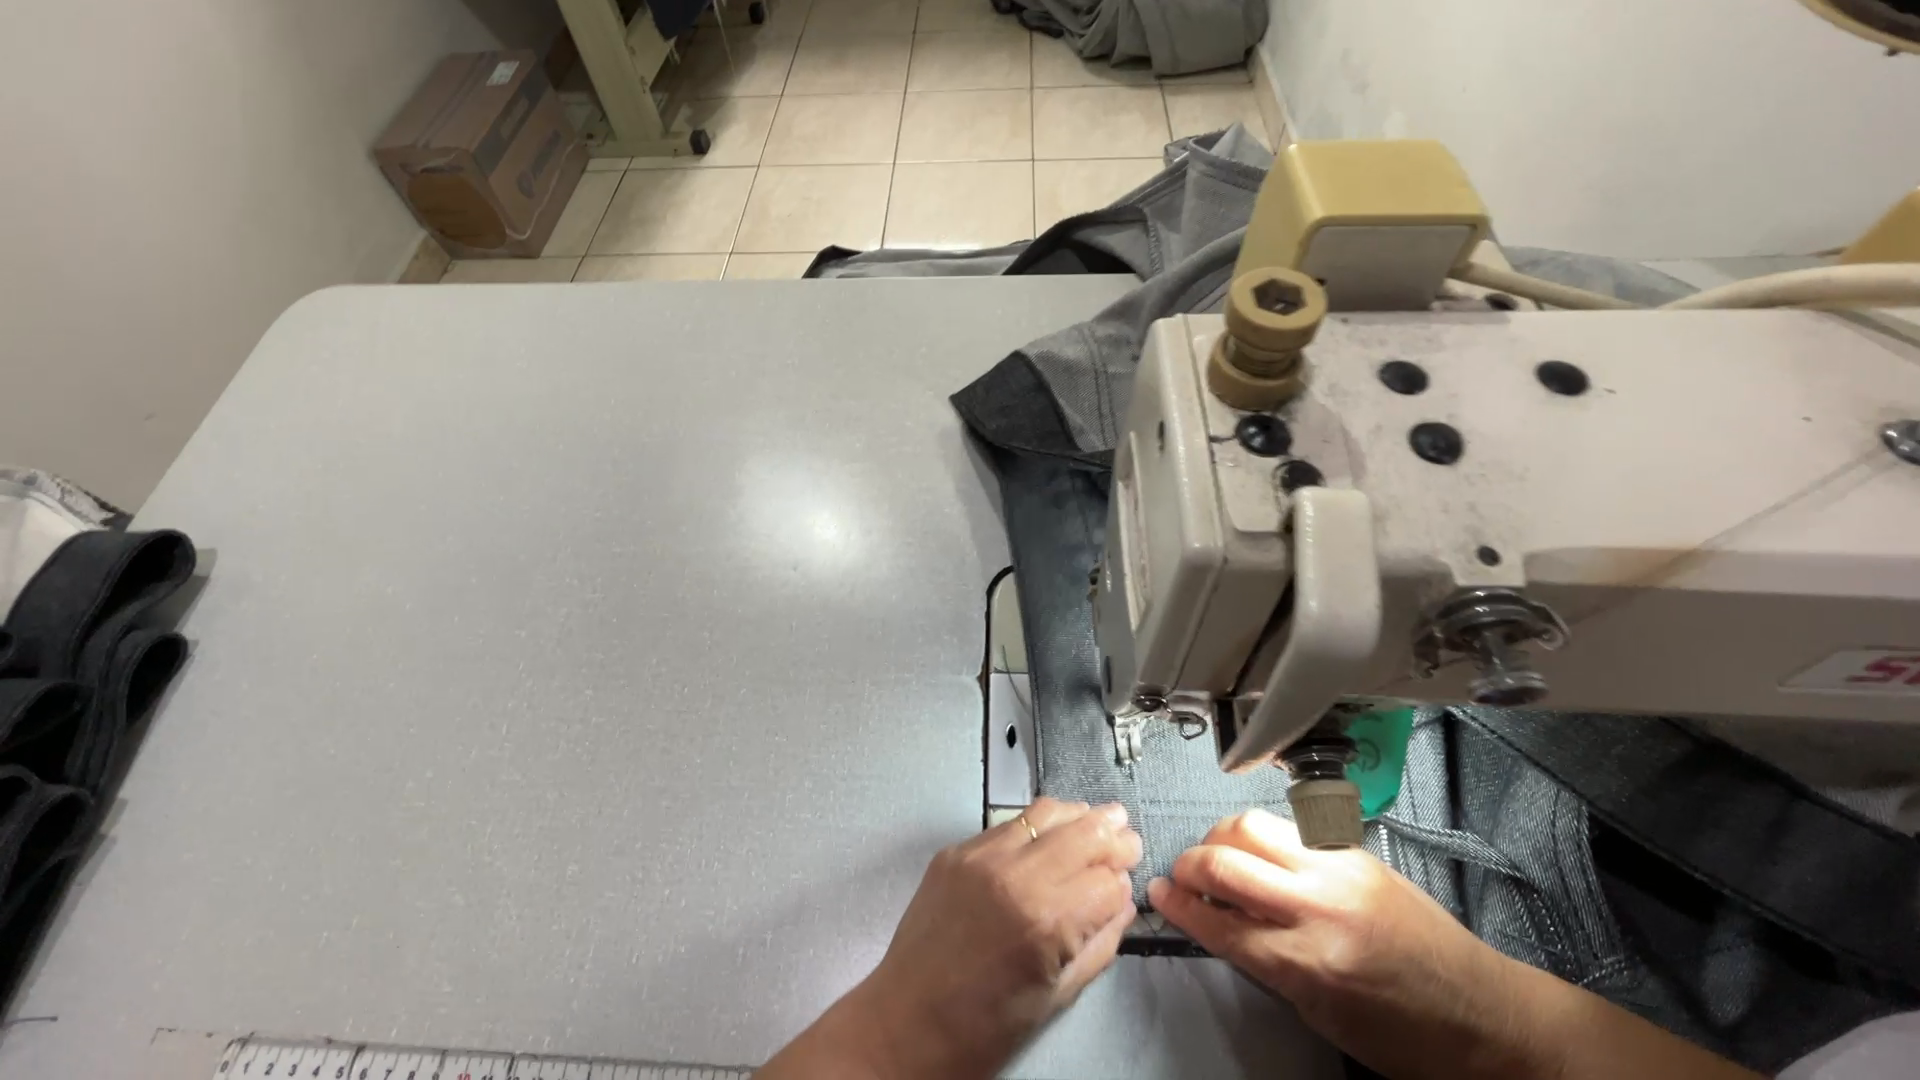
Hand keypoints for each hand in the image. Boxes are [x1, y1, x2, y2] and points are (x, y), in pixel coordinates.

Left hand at [761, 797, 1142, 1079]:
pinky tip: (1047, 834)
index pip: (1108, 880)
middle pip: (1083, 833)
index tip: (1127, 881)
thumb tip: (1121, 901)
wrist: (906, 1021)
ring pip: (1046, 814)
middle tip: (1126, 835)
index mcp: (1046, 922)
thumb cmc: (984, 1026)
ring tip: (1095, 819)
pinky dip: (1036, 825)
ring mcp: (981, 857)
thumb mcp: (1058, 996)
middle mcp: (1015, 877)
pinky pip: (1007, 824)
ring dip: (1077, 816)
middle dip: (1112, 833)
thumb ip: (1099, 943)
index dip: (1123, 880)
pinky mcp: (955, 851)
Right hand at [1150, 810, 1759, 1079]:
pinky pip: (1292, 826)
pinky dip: (1264, 835)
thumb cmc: (1408, 1035)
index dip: (1177, 905)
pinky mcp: (1359, 852)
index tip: (1158, 895)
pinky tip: (1263, 853)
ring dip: (1220, 836)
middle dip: (1188, 864)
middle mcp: (1321, 906)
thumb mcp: (1318, 1012)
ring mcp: (1341, 870)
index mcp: (1308, 962)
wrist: (1487, 1017)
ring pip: (1252, 825)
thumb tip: (1215, 922)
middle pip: (1224, 860)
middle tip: (1181, 875)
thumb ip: (1263, 959)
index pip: (1218, 920)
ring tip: (1217, 855)